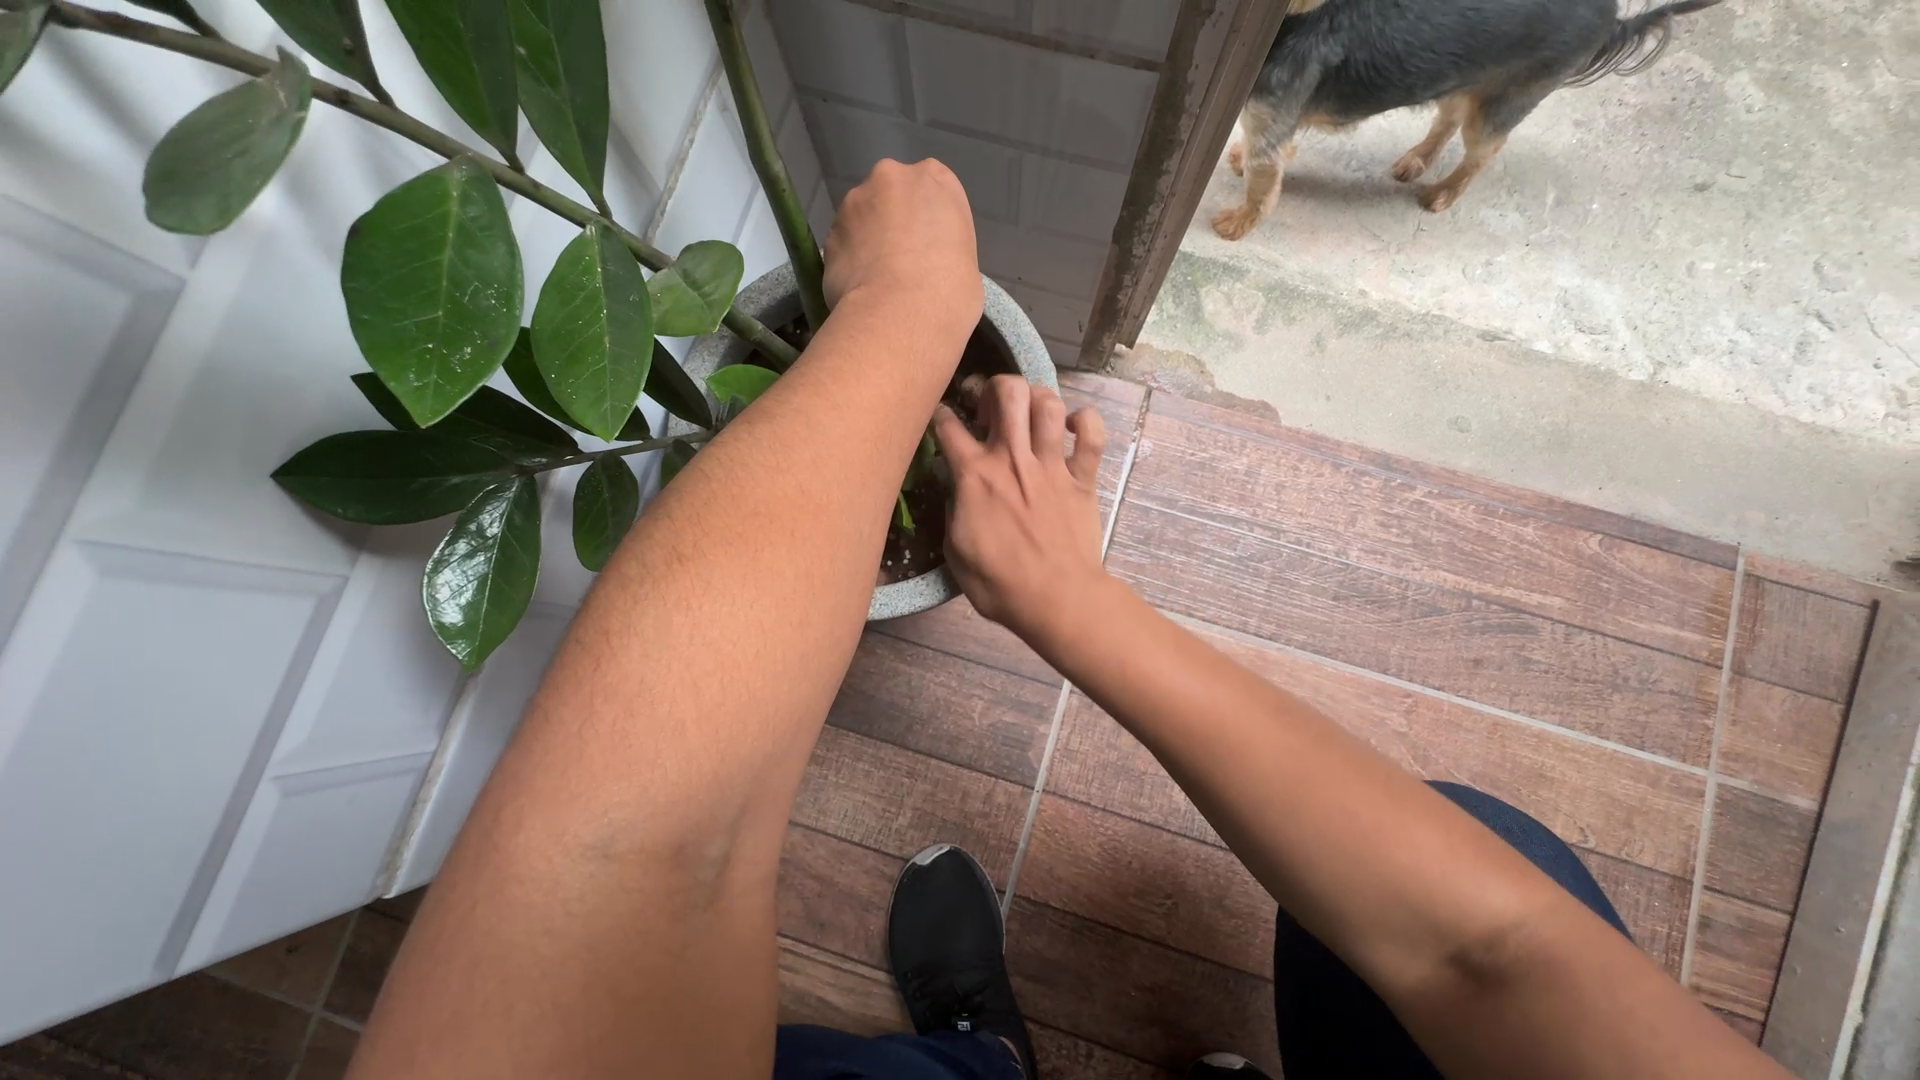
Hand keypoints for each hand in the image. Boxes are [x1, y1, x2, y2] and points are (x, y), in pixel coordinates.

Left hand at [823, 158, 981, 328]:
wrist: (899, 316)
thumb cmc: (950, 291)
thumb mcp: (967, 263)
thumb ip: (945, 247)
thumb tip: (930, 263)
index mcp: (935, 179)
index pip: (932, 190)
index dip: (928, 222)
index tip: (930, 249)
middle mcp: (891, 177)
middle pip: (892, 196)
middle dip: (894, 222)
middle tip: (903, 262)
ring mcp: (854, 202)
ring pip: (862, 219)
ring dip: (868, 241)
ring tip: (878, 280)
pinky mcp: (828, 234)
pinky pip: (843, 246)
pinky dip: (850, 263)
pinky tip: (860, 290)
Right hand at [933, 375, 1107, 646]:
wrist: (1057, 599)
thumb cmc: (999, 584)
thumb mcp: (955, 551)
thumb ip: (955, 511)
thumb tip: (959, 492)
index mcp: (975, 476)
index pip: (948, 426)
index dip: (941, 415)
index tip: (943, 419)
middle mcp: (1013, 459)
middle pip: (1007, 392)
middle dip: (996, 387)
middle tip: (993, 410)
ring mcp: (1051, 465)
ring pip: (1048, 403)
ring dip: (1037, 399)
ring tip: (1030, 416)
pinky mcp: (1083, 479)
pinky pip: (1092, 434)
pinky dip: (1086, 422)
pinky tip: (1073, 429)